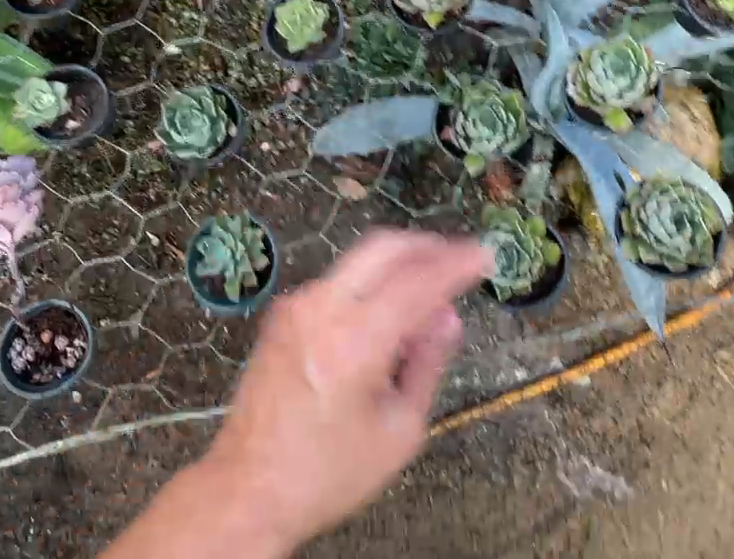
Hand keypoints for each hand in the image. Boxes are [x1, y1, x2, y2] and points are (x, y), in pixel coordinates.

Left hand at [198, 231, 491, 550]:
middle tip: (460, 257)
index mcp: (354, 342)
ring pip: (359, 261)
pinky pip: (339, 282)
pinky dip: (371, 284)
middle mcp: (321, 309)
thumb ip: (426, 363)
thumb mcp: (397, 431)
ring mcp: (296, 306)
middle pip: (383, 248)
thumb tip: (447, 316)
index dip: (456, 263)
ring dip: (399, 265)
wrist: (247, 487)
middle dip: (428, 245)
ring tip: (430, 294)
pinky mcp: (283, 313)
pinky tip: (389, 313)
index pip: (417, 282)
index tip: (486, 253)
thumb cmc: (328, 473)